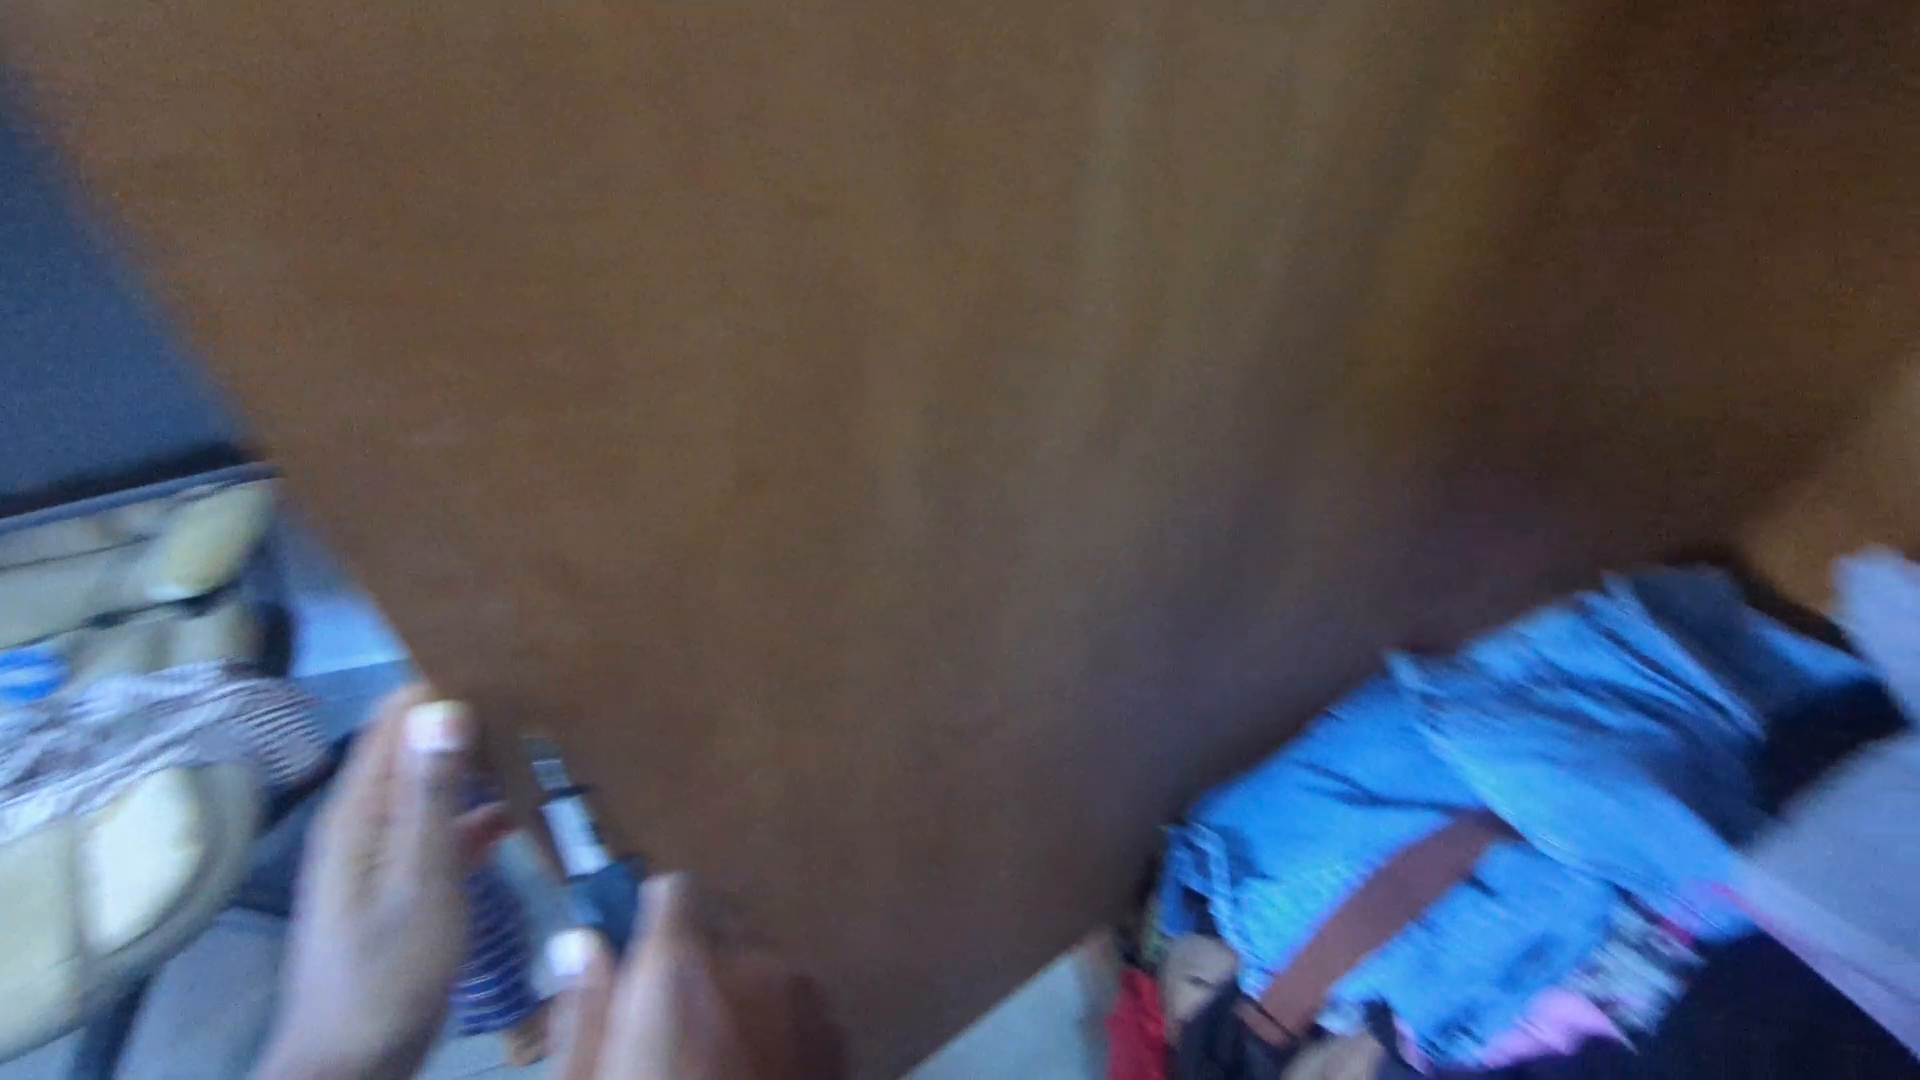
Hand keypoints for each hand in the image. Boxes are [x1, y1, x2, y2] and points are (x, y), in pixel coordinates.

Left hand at [254, 686, 509, 1079]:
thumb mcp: (421, 880)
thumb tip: (442, 707)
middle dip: (472, 714)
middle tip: (542, 692)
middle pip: (419, 743)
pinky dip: (484, 806)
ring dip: (482, 759)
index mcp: (361, 809)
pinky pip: (450, 822)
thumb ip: (432, 796)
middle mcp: (369, 817)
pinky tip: (528, 808)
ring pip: (439, 781)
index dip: (445, 680)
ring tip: (544, 736)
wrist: (356, 1061)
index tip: (508, 658)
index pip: (397, 716)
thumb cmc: (389, 969)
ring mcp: (387, 849)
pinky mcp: (409, 876)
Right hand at [547, 874, 842, 1079]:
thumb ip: (586, 1011)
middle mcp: (753, 963)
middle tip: (666, 1030)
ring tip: (711, 1066)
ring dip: (735, 990)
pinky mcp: (836, 1033)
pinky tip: (752, 1077)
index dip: (653, 917)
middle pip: (720, 927)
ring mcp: (804, 997)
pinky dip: (773, 1019)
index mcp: (681, 972)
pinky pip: (794, 999)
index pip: (676, 890)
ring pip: (759, 964)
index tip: (637, 957)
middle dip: (692, 959)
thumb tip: (581, 942)